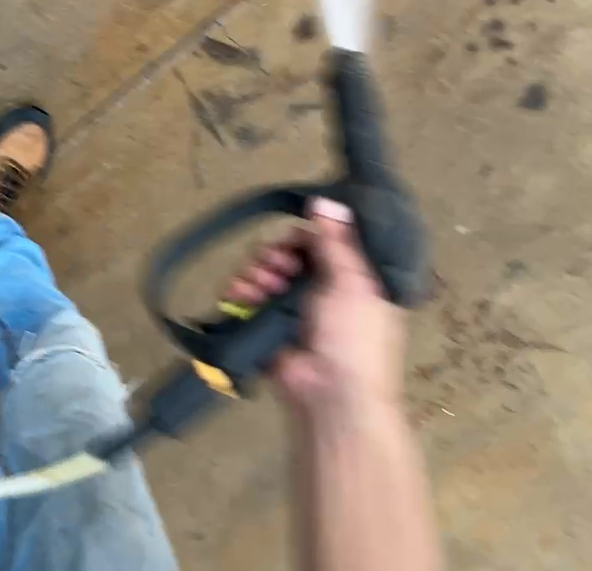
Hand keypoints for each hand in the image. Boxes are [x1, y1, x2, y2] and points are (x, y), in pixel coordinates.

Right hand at [226, 198, 404, 418]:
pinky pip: (242, 292)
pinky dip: (238, 289)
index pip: (318, 242)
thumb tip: (326, 198)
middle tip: (276, 267)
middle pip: (284, 252)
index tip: (296, 242)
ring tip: (258, 286)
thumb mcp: (354, 283)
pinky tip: (241, 294)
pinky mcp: (262, 320)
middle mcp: (318, 288)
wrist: (331, 393)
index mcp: (349, 279)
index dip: (303, 237)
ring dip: (255, 271)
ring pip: (260, 269)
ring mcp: (288, 305)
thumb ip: (338, 241)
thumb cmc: (354, 337)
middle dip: (274, 255)